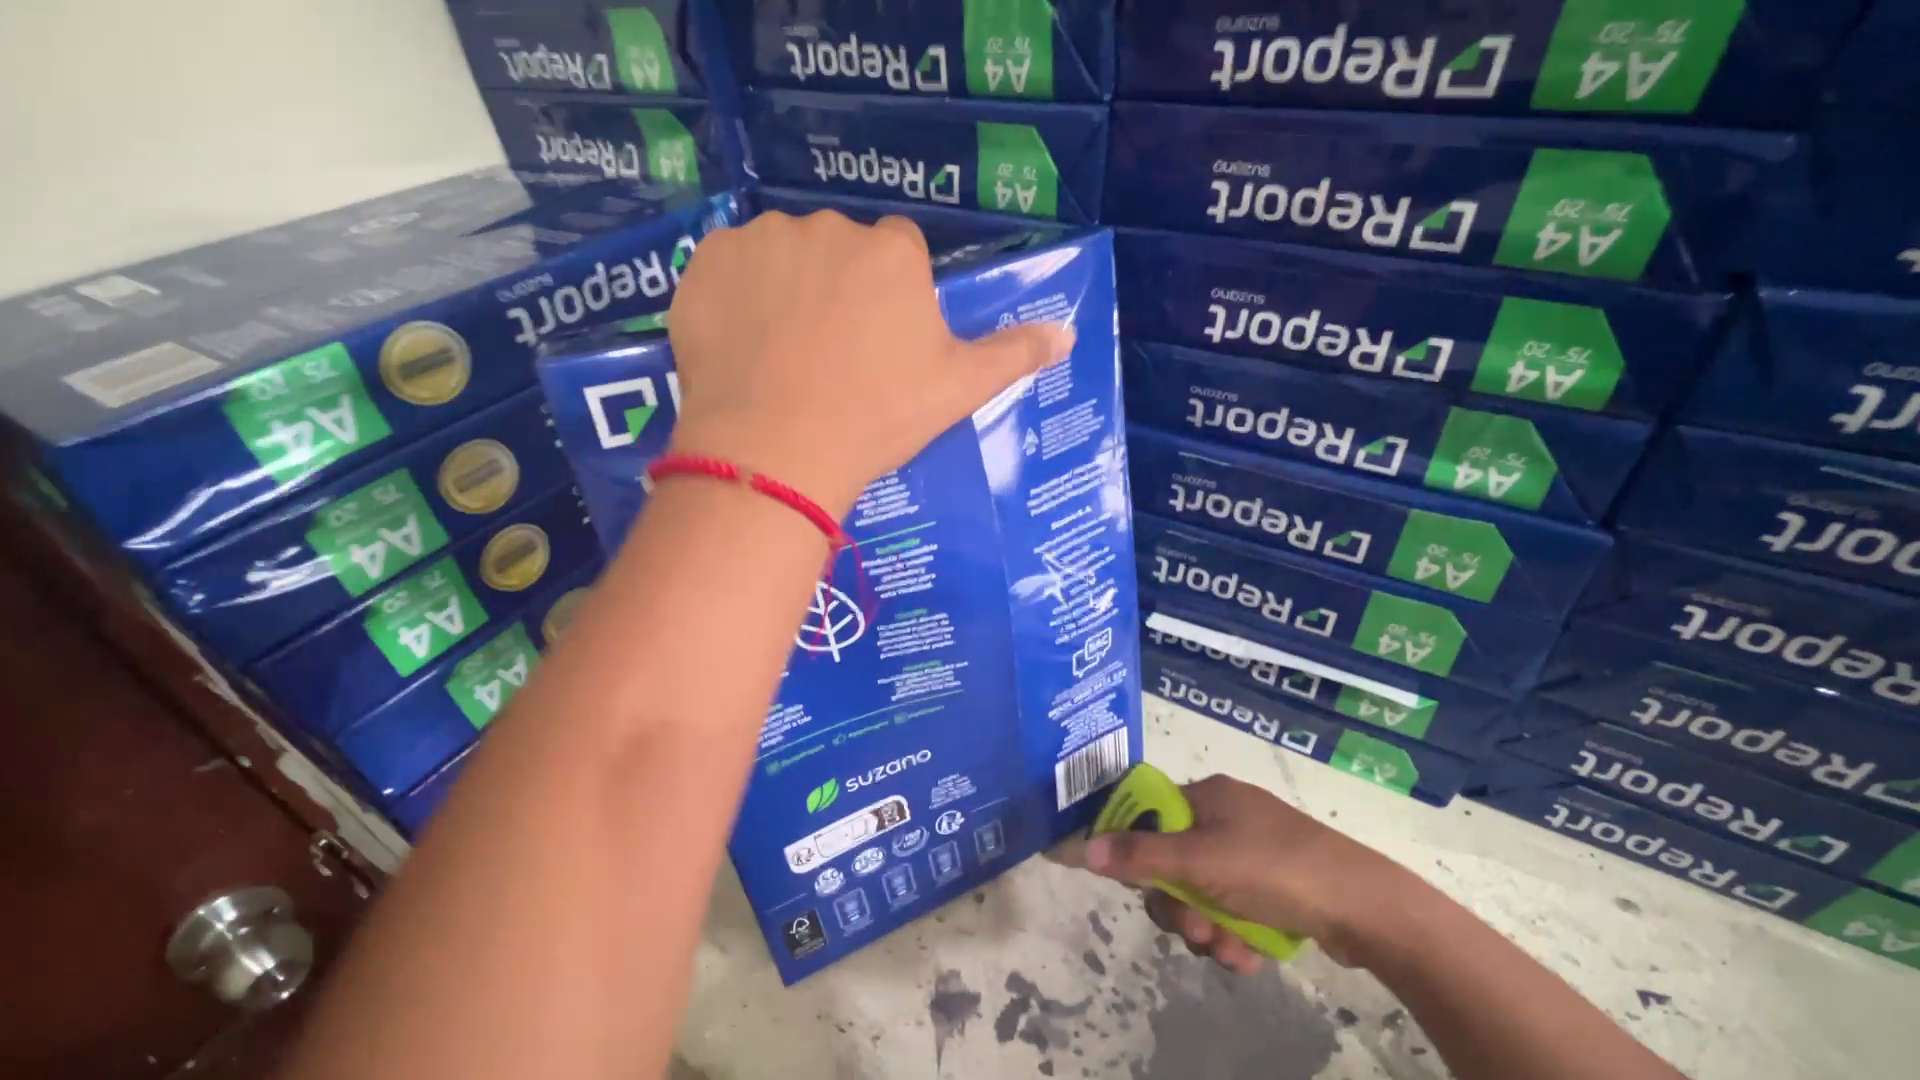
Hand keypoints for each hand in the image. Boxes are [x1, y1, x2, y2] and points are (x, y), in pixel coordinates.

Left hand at [664, 210, 1073, 515]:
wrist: (778, 449)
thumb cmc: (877, 417)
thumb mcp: (957, 389)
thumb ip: (1014, 353)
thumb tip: (1069, 333)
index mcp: (892, 253)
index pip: (898, 254)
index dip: (890, 298)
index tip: (879, 344)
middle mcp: (827, 229)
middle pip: (838, 252)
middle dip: (837, 290)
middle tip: (829, 358)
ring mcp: (759, 241)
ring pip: (780, 257)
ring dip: (783, 290)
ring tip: (781, 357)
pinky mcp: (704, 263)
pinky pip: (726, 270)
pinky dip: (733, 298)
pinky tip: (740, 348)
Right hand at [1079, 775, 1418, 973]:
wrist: (1364, 907)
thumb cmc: (1274, 869)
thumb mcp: (1199, 862)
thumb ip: (1139, 856)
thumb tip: (1081, 848)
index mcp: (1208, 796)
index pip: (1148, 816)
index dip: (1134, 853)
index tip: (1137, 887)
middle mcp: (1227, 818)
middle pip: (1173, 864)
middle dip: (1179, 906)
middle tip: (1194, 929)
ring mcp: (1253, 853)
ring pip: (1202, 895)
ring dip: (1206, 929)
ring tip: (1229, 950)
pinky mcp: (1275, 887)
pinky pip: (1233, 911)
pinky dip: (1234, 936)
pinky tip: (1249, 959)